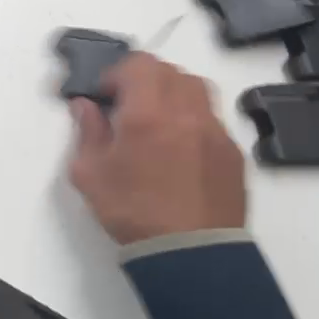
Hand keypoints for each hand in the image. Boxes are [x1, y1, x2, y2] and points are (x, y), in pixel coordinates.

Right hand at [68, 53, 245, 245]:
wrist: (189, 253)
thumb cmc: (131, 210)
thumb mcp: (89, 172)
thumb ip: (86, 131)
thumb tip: (85, 106)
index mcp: (147, 115)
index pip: (139, 65)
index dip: (117, 72)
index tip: (105, 96)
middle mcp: (186, 115)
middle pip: (170, 71)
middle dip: (143, 78)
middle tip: (126, 104)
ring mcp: (215, 133)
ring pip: (197, 88)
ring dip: (171, 92)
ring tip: (155, 120)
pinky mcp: (232, 153)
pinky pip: (211, 118)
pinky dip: (191, 118)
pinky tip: (177, 147)